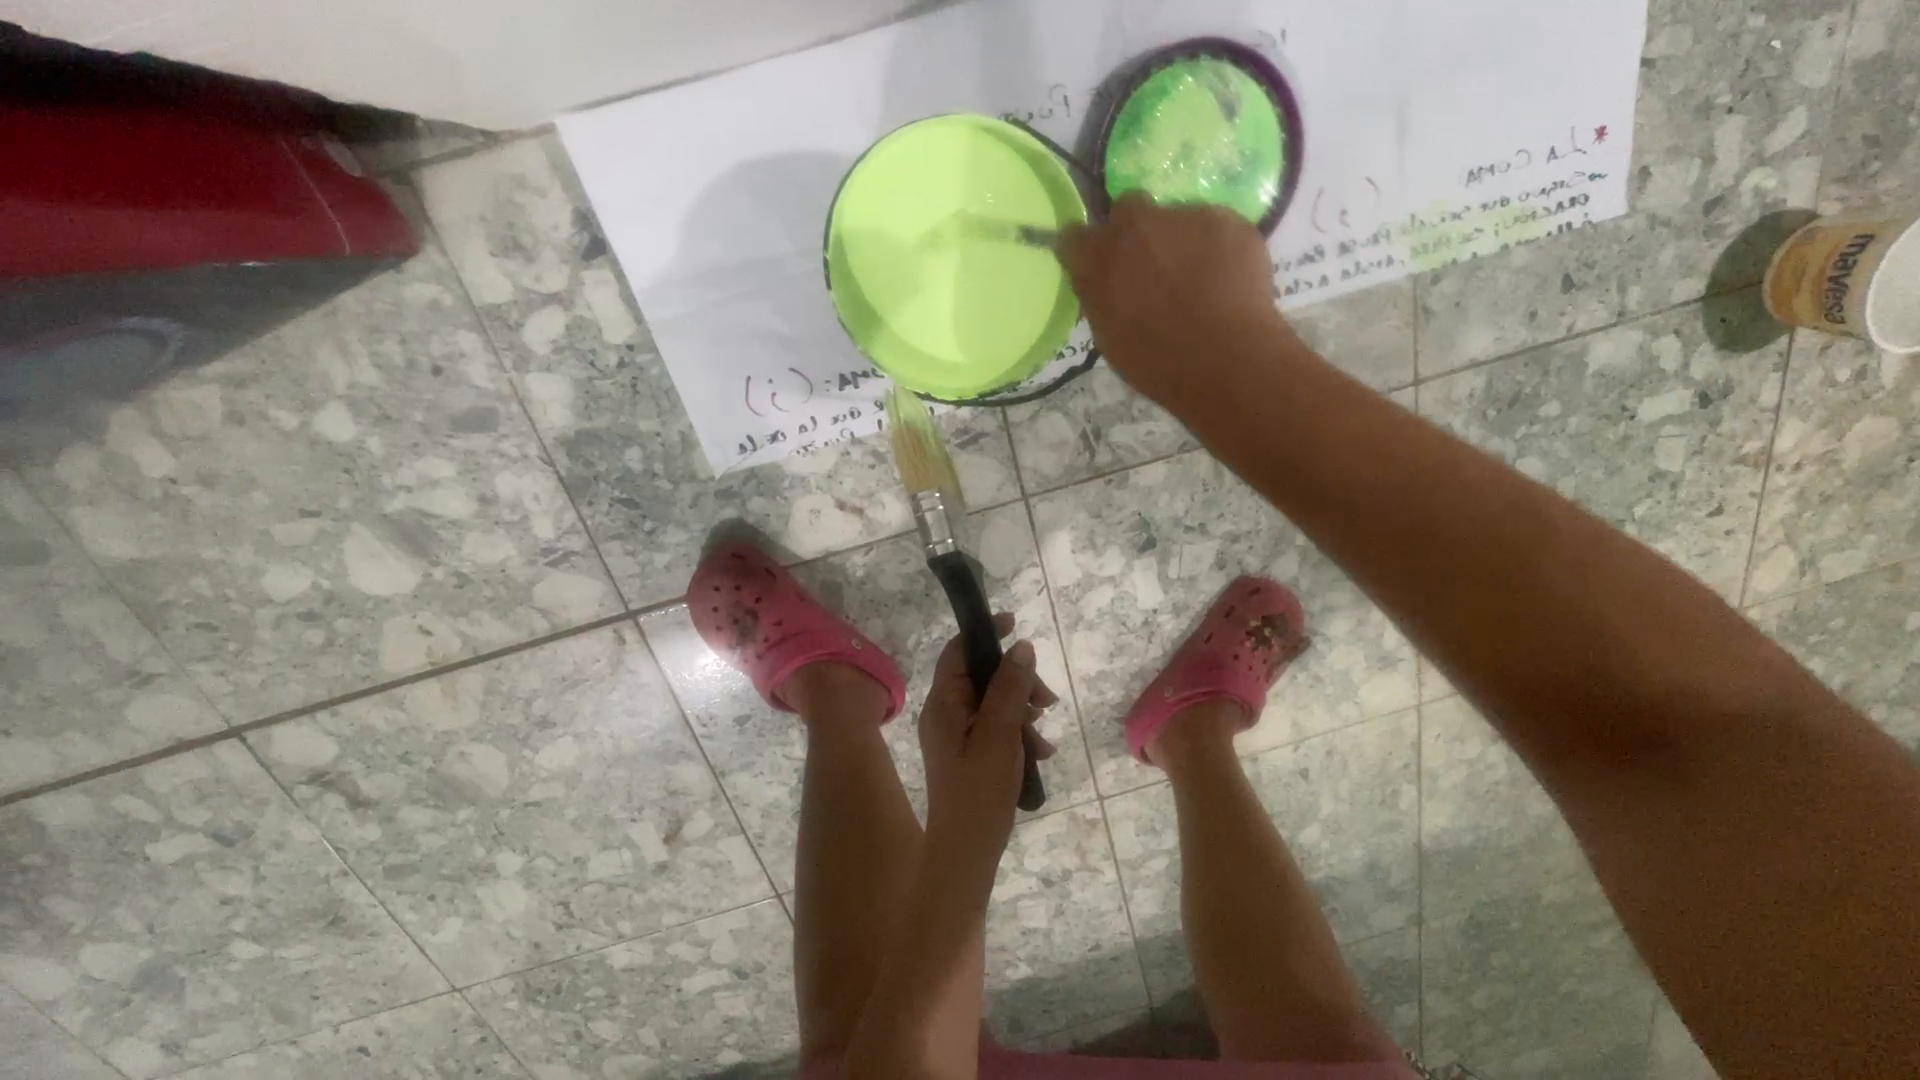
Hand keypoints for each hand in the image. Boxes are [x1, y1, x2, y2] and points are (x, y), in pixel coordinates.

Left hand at [918, 614, 1057, 871]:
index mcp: (942, 705)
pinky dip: (1017, 733)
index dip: (985, 634)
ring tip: (1044, 739)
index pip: (957, 652)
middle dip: (1017, 682)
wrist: (965, 855)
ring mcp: (955, 736)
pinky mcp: (968, 755)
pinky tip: (1039, 754)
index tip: (1017, 626)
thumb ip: (1009, 689)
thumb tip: (1020, 647)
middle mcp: (944, 715)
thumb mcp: (1000, 736)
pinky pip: (994, 729)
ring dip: (1022, 711)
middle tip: (1047, 702)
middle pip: (981, 677)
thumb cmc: (979, 794)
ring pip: (993, 703)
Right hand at [1058, 194, 1298, 410]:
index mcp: (1098, 259)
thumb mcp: (1109, 336)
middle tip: (1152, 266)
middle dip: (1136, 230)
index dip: (1088, 249)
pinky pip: (1216, 227)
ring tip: (1201, 280)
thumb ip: (1100, 297)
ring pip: (1178, 217)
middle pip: (1128, 208)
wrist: (1225, 358)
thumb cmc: (1158, 362)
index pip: (1074, 236)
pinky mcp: (1226, 219)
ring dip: (1181, 240)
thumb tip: (1106, 283)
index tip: (1099, 265)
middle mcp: (1135, 226)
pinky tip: (1228, 279)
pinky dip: (1218, 247)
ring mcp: (1184, 216)